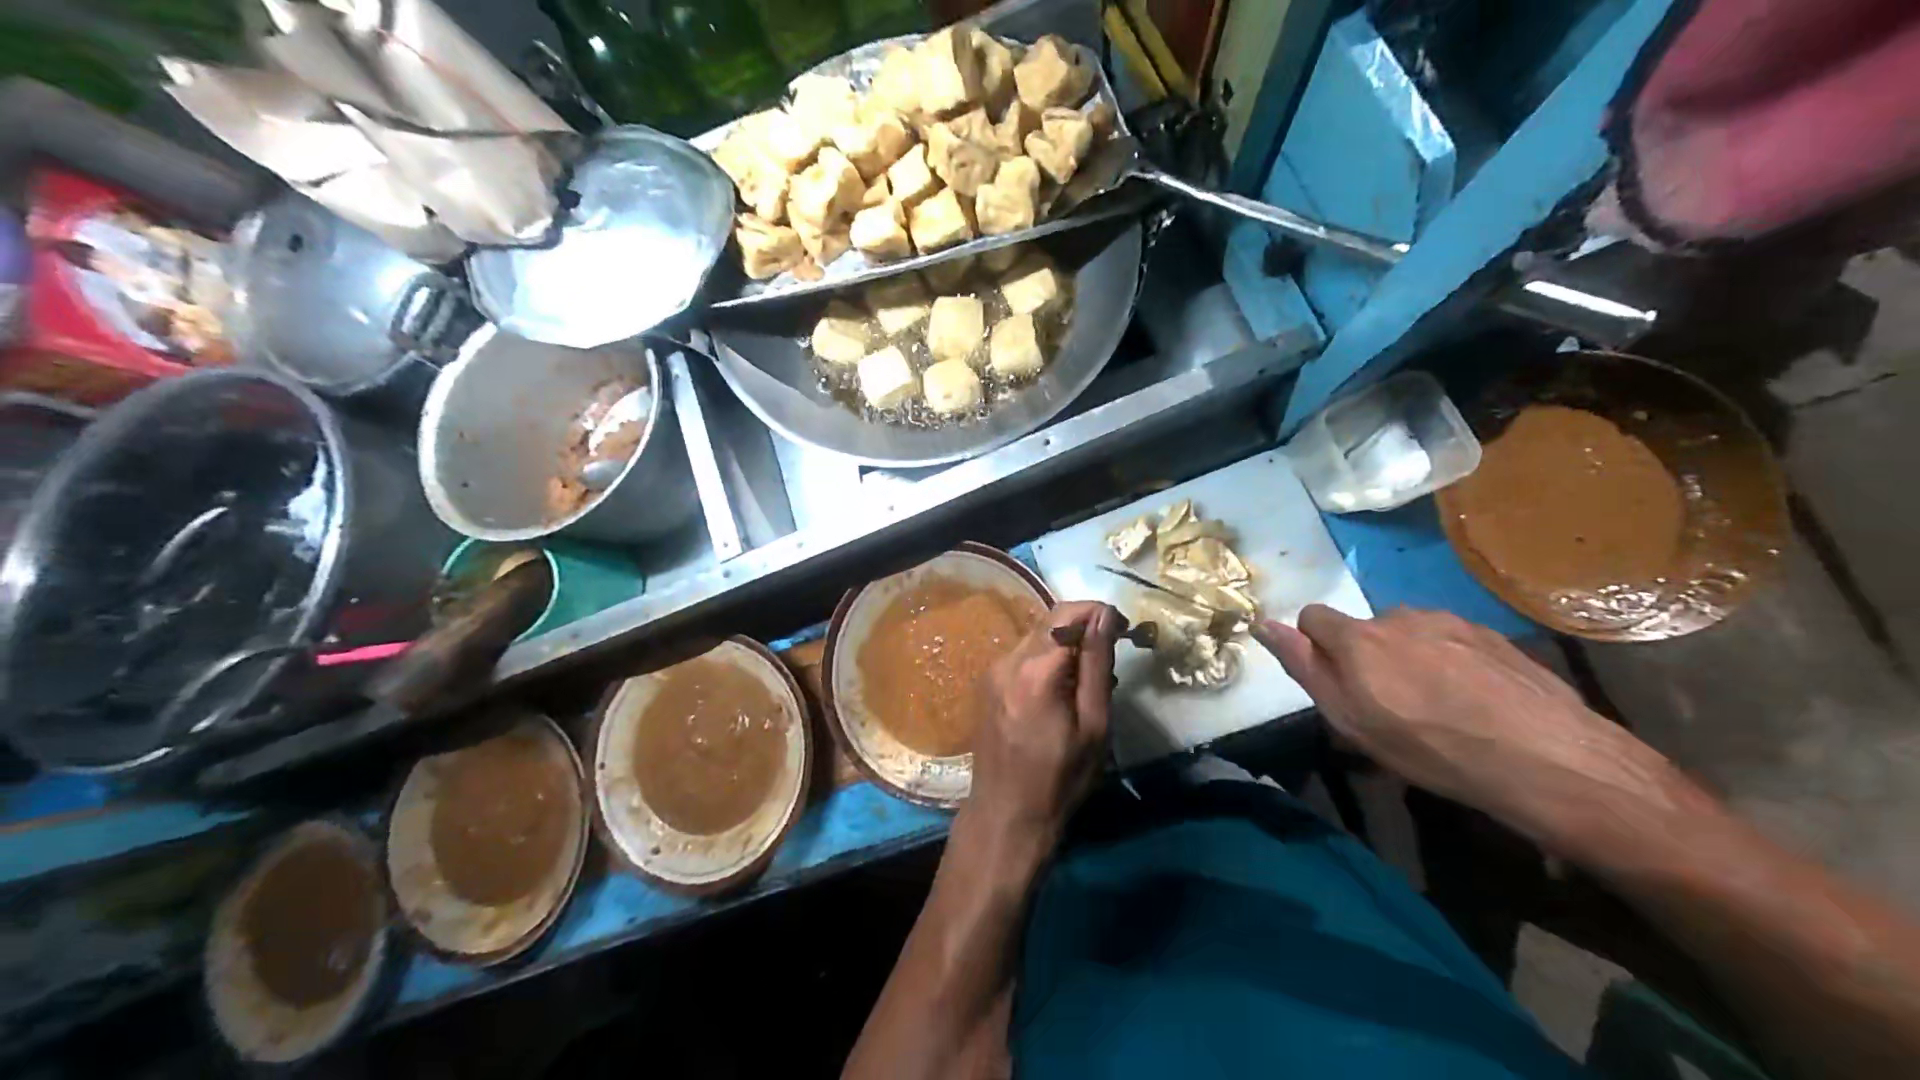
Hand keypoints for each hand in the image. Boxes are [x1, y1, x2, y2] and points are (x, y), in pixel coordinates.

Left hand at [960, 601, 1120, 867]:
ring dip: (1066, 642)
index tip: (1124, 629)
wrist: (1006, 813)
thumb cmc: (1060, 777)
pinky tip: (1062, 688)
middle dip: (1084, 626)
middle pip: (1049, 620)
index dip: (1099, 613)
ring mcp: (992, 671)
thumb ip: (1097, 664)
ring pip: (1036, 636)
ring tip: (1090, 678)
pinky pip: (1022, 655)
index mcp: (1034, 670)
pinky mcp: (987, 683)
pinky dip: (1047, 658)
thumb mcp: (1094, 724)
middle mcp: (1007, 660)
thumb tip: (1104, 615)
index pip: (1068, 613)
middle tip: (1113, 652)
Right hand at [1253, 605, 1690, 857]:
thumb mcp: (1350, 719)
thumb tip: (1264, 624)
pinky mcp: (1492, 634)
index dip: (1316, 646)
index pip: (1313, 617)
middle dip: (1366, 655)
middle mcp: (1398, 617)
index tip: (1337, 682)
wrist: (1546, 759)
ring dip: (1408, 656)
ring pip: (1409, 632)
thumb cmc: (1430, 748)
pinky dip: (1449, 660)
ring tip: (1438, 703)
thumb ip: (1305, 667)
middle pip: (1364, 628)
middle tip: (1391, 704)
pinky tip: (1475, 699)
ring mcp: (1450, 622)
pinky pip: (1450, 640)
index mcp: (1358, 638)